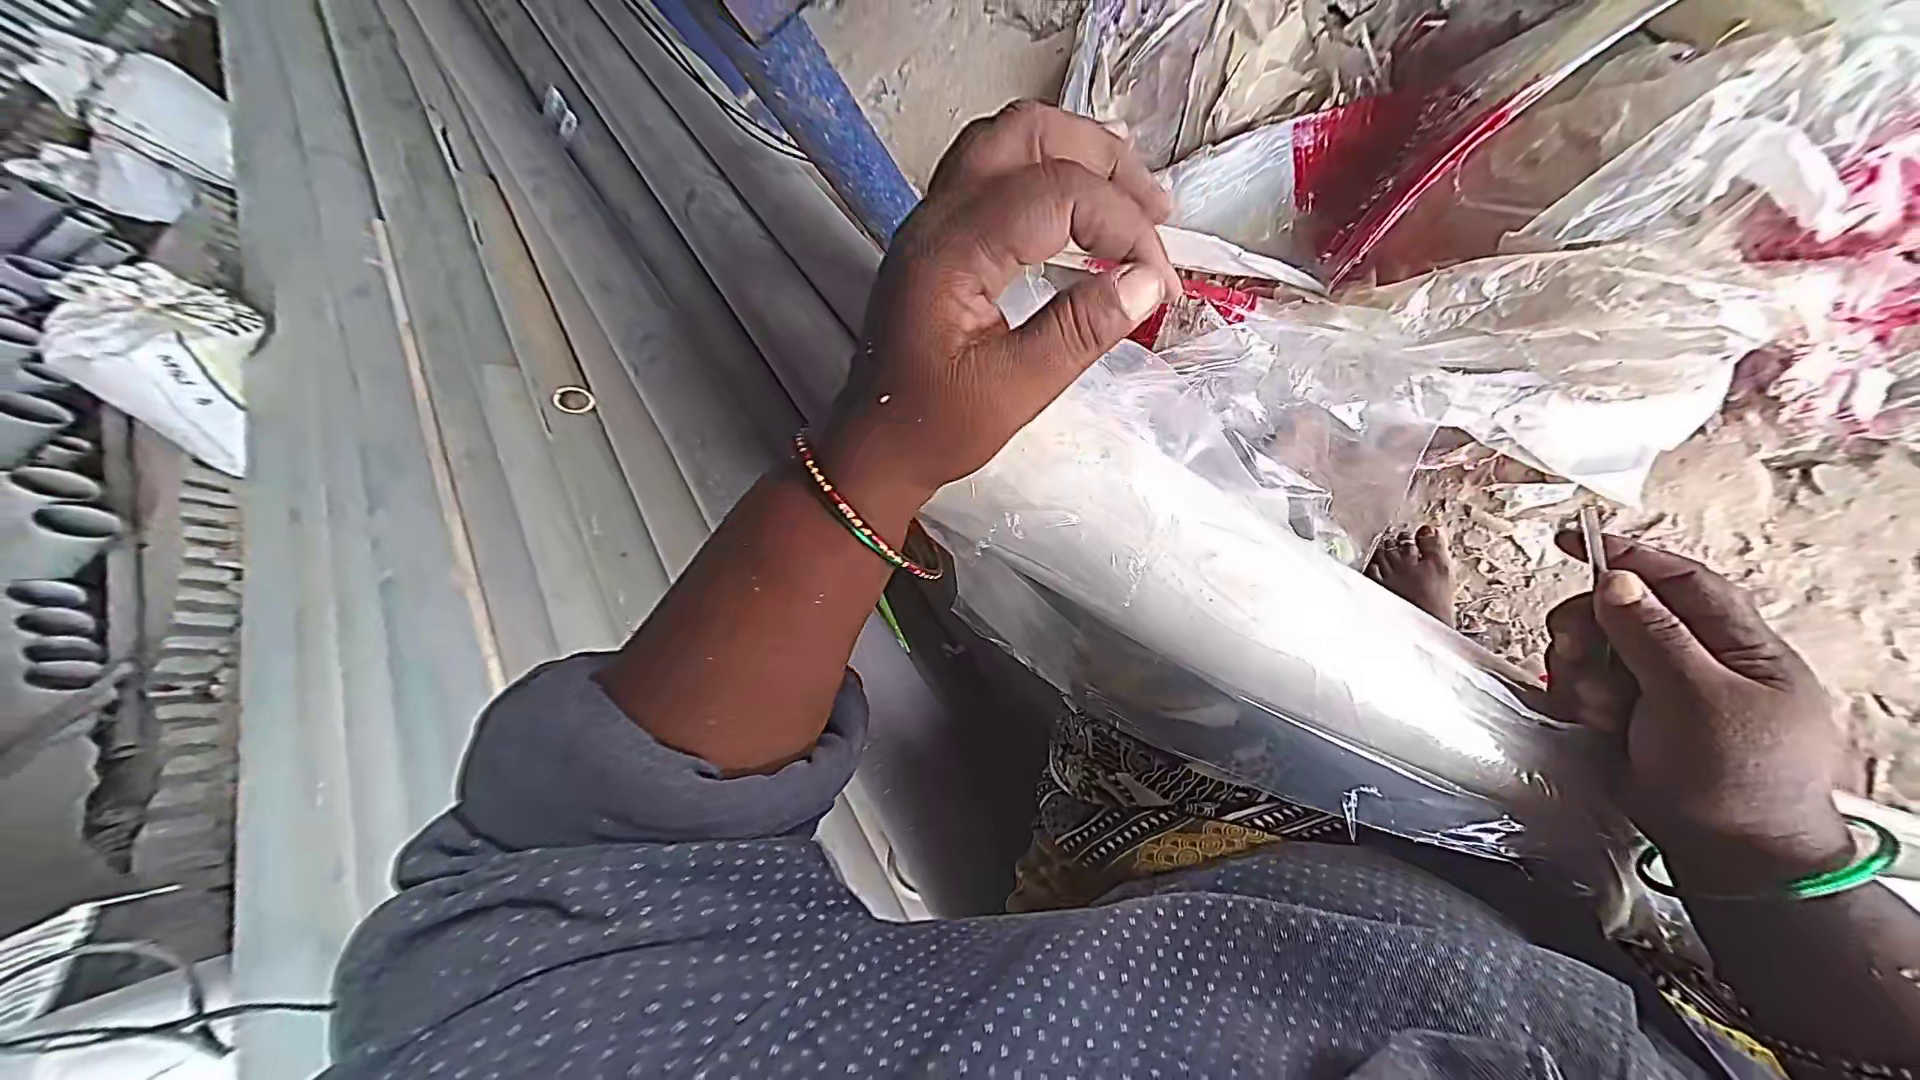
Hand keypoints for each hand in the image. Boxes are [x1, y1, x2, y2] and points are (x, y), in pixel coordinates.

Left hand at [822, 101, 1180, 506]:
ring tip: (1127, 192)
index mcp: (950, 254)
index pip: (1055, 193)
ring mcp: (929, 226)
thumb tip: (1145, 283)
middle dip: (1102, 160)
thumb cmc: (933, 429)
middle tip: (1154, 207)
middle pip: (1025, 135)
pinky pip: (991, 176)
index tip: (1156, 277)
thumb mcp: (1013, 391)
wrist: (876, 447)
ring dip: (1073, 154)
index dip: (1121, 224)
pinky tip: (1075, 206)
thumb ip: (1078, 331)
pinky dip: (1043, 176)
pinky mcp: (935, 243)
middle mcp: (934, 221)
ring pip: (1005, 144)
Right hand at [1544, 534, 1851, 891]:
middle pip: (1617, 611)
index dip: (1628, 555)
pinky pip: (1578, 678)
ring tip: (1600, 709)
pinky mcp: (1621, 705)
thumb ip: (1655, 636)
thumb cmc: (1734, 773)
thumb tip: (1617, 579)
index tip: (1571, 540)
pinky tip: (1594, 719)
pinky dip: (1575, 694)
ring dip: (1579, 671)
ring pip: (1589, 645)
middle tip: (1577, 656)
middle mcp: (1691, 657)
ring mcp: (1653, 682)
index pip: (1681, 581)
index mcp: (1738, 647)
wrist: (1721, 847)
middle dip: (1587, 630)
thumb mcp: (1700, 698)